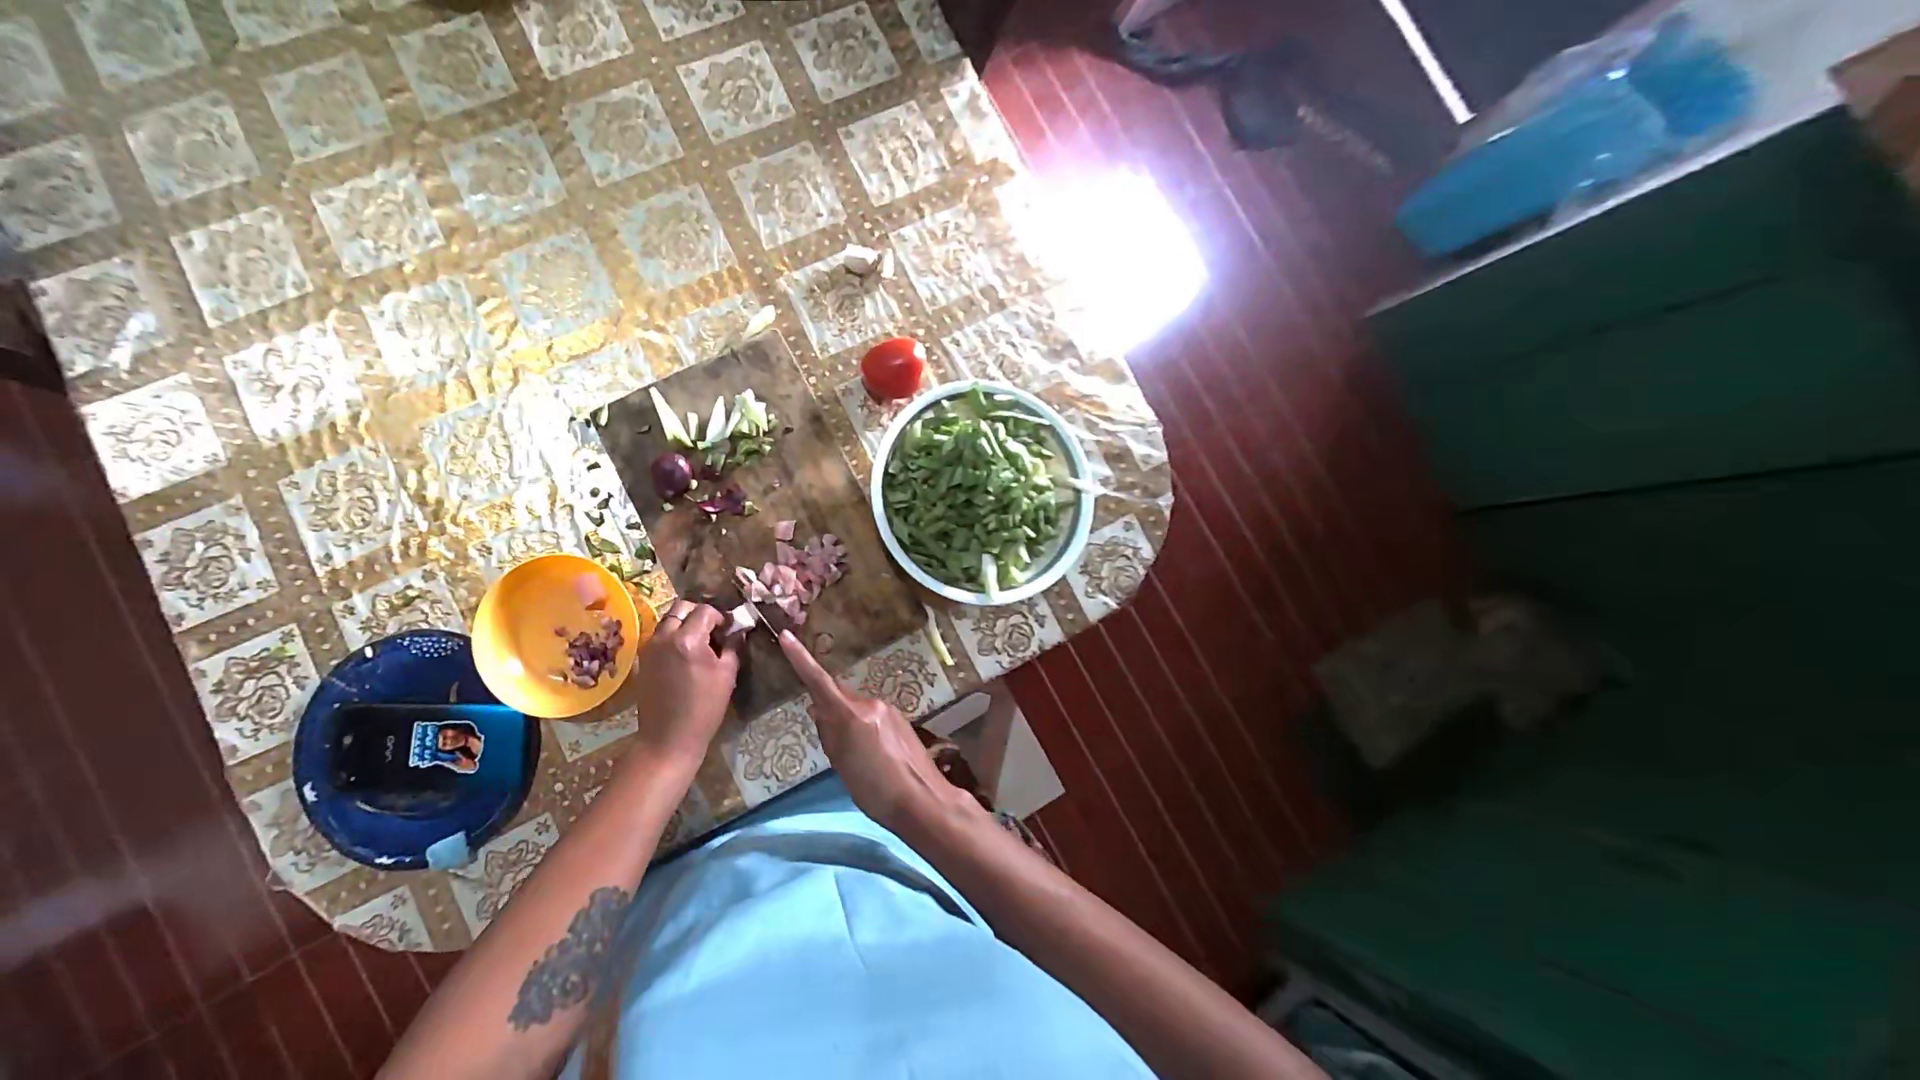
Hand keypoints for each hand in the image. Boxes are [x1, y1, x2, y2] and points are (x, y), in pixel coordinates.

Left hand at [629, 600, 738, 765]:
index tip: (729, 630)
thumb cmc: (704, 708)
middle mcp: (664, 637)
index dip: (720, 617)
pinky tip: (684, 656)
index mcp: (687, 639)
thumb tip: (737, 630)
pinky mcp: (642, 659)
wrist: (668, 737)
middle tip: (713, 630)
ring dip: (684, 624)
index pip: (705, 610)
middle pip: (681, 607)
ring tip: (698, 642)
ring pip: (667, 620)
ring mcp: (649, 648)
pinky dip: (672, 637)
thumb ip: (732, 646)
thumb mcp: (727, 675)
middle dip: (699, 613)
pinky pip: (659, 637)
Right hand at [778, 629, 975, 831]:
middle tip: (833, 748)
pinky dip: (865, 730)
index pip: (819, 681)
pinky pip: (872, 718)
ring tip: (857, 761)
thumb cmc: (876, 791)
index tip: (787, 637)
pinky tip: (874, 758)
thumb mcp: (842, 766)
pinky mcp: (901, 720)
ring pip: (857, 710)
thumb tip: (817, 709)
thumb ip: (829, 733)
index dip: (800, 659)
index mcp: (852, 715)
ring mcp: (888, 710)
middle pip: (839, 698)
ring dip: (850, 725)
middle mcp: (871, 704)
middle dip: (830, 712)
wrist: (923, 800)